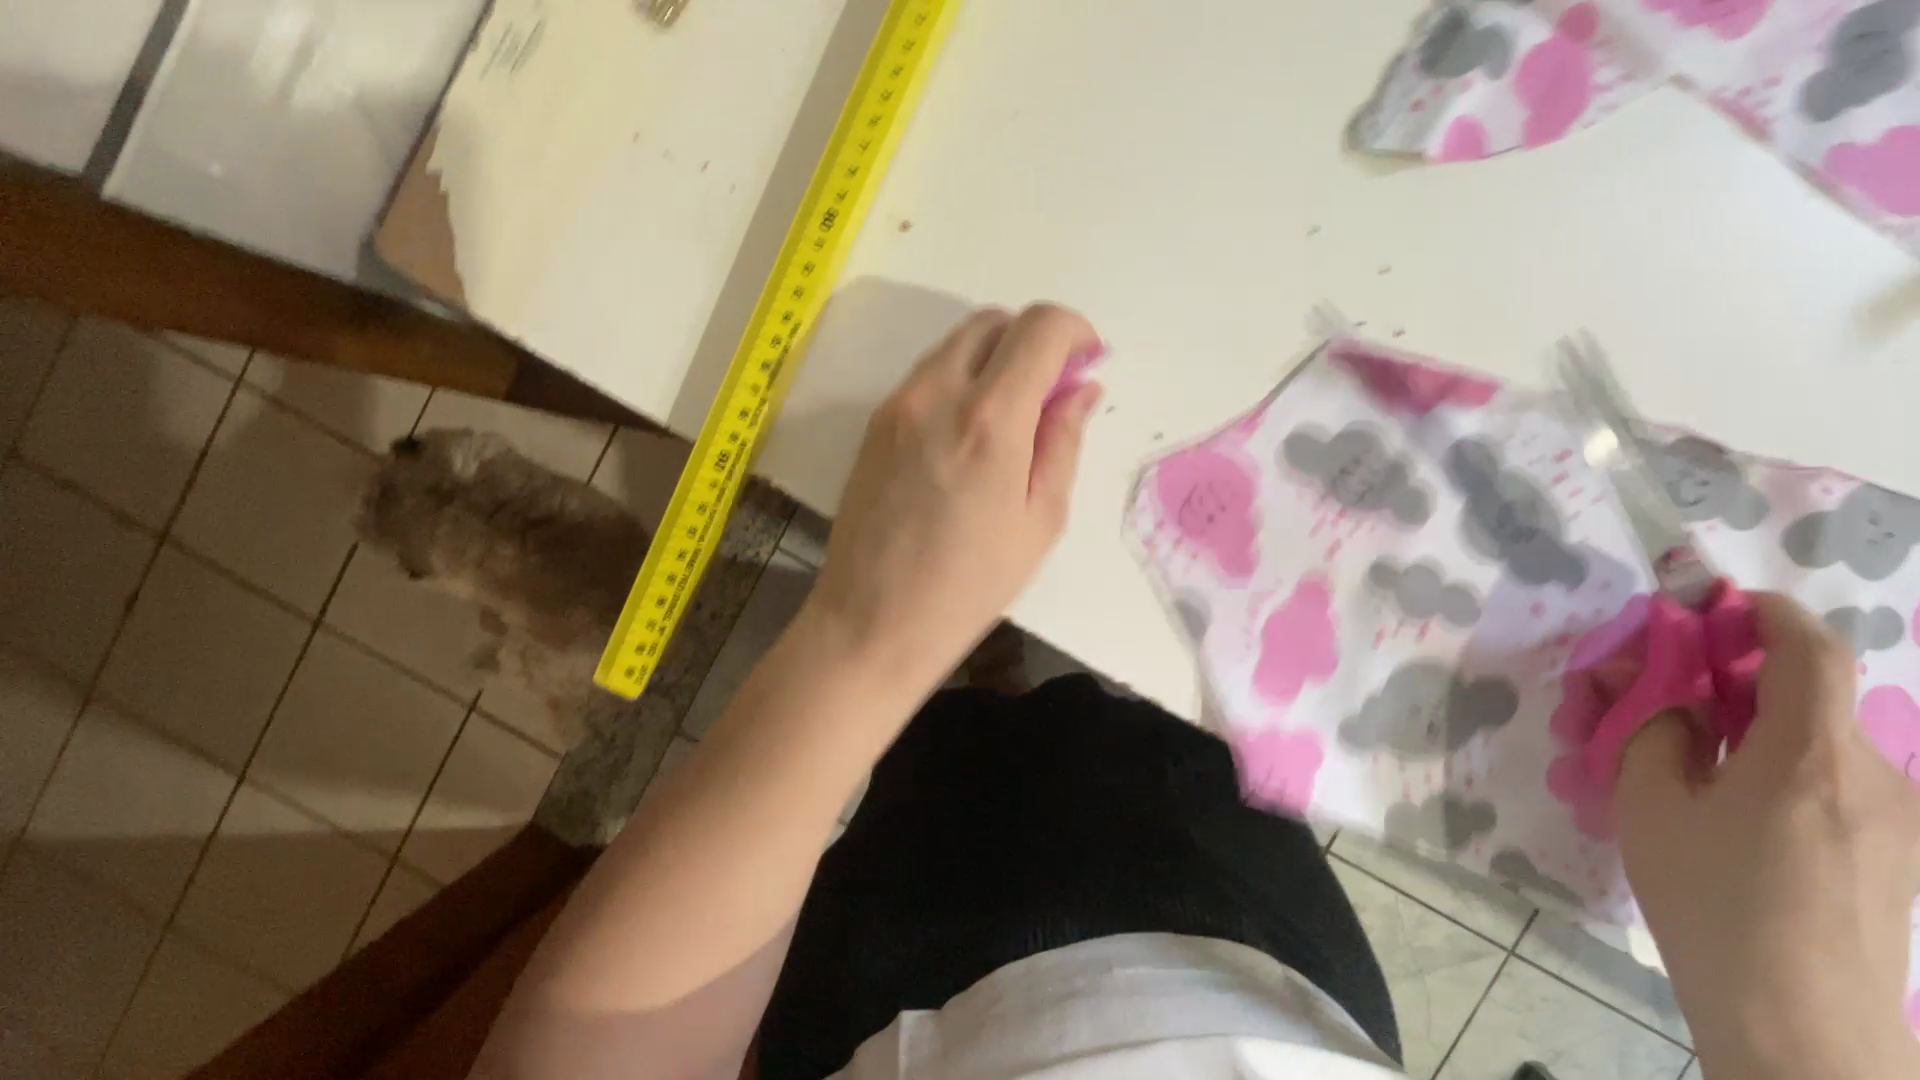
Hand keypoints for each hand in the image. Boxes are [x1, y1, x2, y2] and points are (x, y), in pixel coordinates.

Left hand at [803, 303, 1102, 694]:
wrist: (872, 619)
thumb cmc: (971, 585)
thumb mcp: (1041, 520)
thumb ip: (1064, 440)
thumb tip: (1082, 388)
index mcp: (991, 418)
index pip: (1040, 327)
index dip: (1075, 331)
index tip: (1087, 360)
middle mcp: (938, 392)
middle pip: (993, 321)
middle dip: (1033, 339)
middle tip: (1052, 390)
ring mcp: (898, 403)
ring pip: (955, 343)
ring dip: (994, 357)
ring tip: (1012, 416)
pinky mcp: (875, 422)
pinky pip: (926, 374)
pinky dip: (959, 379)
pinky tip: (969, 433)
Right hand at [1617, 592, 1919, 1077]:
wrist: (1800, 1022)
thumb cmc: (1713, 900)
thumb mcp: (1652, 806)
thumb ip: (1658, 733)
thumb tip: (1672, 700)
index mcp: (1811, 752)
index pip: (1807, 647)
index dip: (1763, 611)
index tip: (1712, 604)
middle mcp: (1872, 771)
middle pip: (1809, 692)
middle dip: (1735, 674)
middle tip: (1668, 693)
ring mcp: (1895, 816)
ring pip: (1815, 741)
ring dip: (1751, 727)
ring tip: (1685, 762)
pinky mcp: (1895, 853)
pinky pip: (1831, 783)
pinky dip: (1776, 768)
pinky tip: (1728, 811)